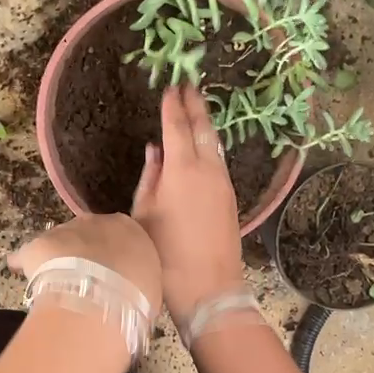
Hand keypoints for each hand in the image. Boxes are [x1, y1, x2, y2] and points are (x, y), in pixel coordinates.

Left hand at [8, 213, 163, 320]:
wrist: (99, 298)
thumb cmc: (133, 297)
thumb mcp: (148, 288)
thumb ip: (138, 279)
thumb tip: (131, 288)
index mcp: (128, 229)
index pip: (118, 237)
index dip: (110, 257)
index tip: (108, 274)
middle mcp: (95, 222)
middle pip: (85, 236)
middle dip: (82, 255)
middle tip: (81, 281)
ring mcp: (63, 229)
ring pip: (58, 245)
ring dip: (56, 261)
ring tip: (54, 286)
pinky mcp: (37, 244)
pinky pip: (27, 255)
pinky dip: (24, 264)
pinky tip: (22, 276)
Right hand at [131, 85, 244, 325]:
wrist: (207, 286)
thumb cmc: (162, 253)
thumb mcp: (143, 213)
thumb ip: (149, 177)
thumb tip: (155, 150)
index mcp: (181, 169)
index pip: (176, 126)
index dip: (172, 105)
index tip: (170, 86)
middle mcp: (207, 169)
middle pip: (202, 129)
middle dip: (195, 106)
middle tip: (189, 85)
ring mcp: (222, 184)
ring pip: (213, 144)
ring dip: (205, 124)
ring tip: (197, 108)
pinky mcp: (229, 199)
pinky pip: (218, 161)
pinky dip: (209, 145)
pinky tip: (203, 145)